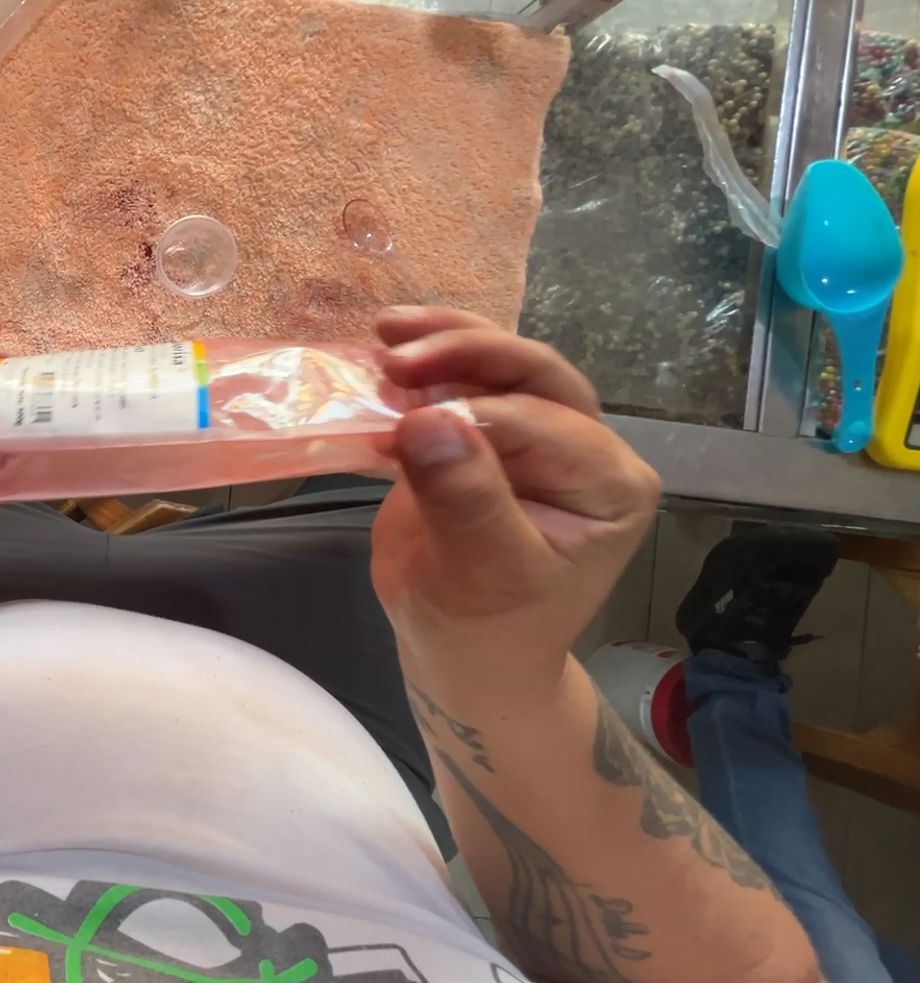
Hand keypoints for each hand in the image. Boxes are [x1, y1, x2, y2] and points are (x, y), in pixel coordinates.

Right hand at [368, 307, 660, 688]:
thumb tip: (426, 419)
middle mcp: (574, 450)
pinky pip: (451, 393)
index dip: (475, 411)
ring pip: (492, 370)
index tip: (401, 422)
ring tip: (385, 330)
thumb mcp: (481, 574)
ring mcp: (522, 443)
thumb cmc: (483, 627)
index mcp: (605, 482)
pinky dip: (414, 375)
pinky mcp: (473, 446)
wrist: (459, 651)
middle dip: (465, 349)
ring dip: (440, 345)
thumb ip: (465, 498)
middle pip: (531, 373)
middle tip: (394, 346)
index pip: (544, 421)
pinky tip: (377, 366)